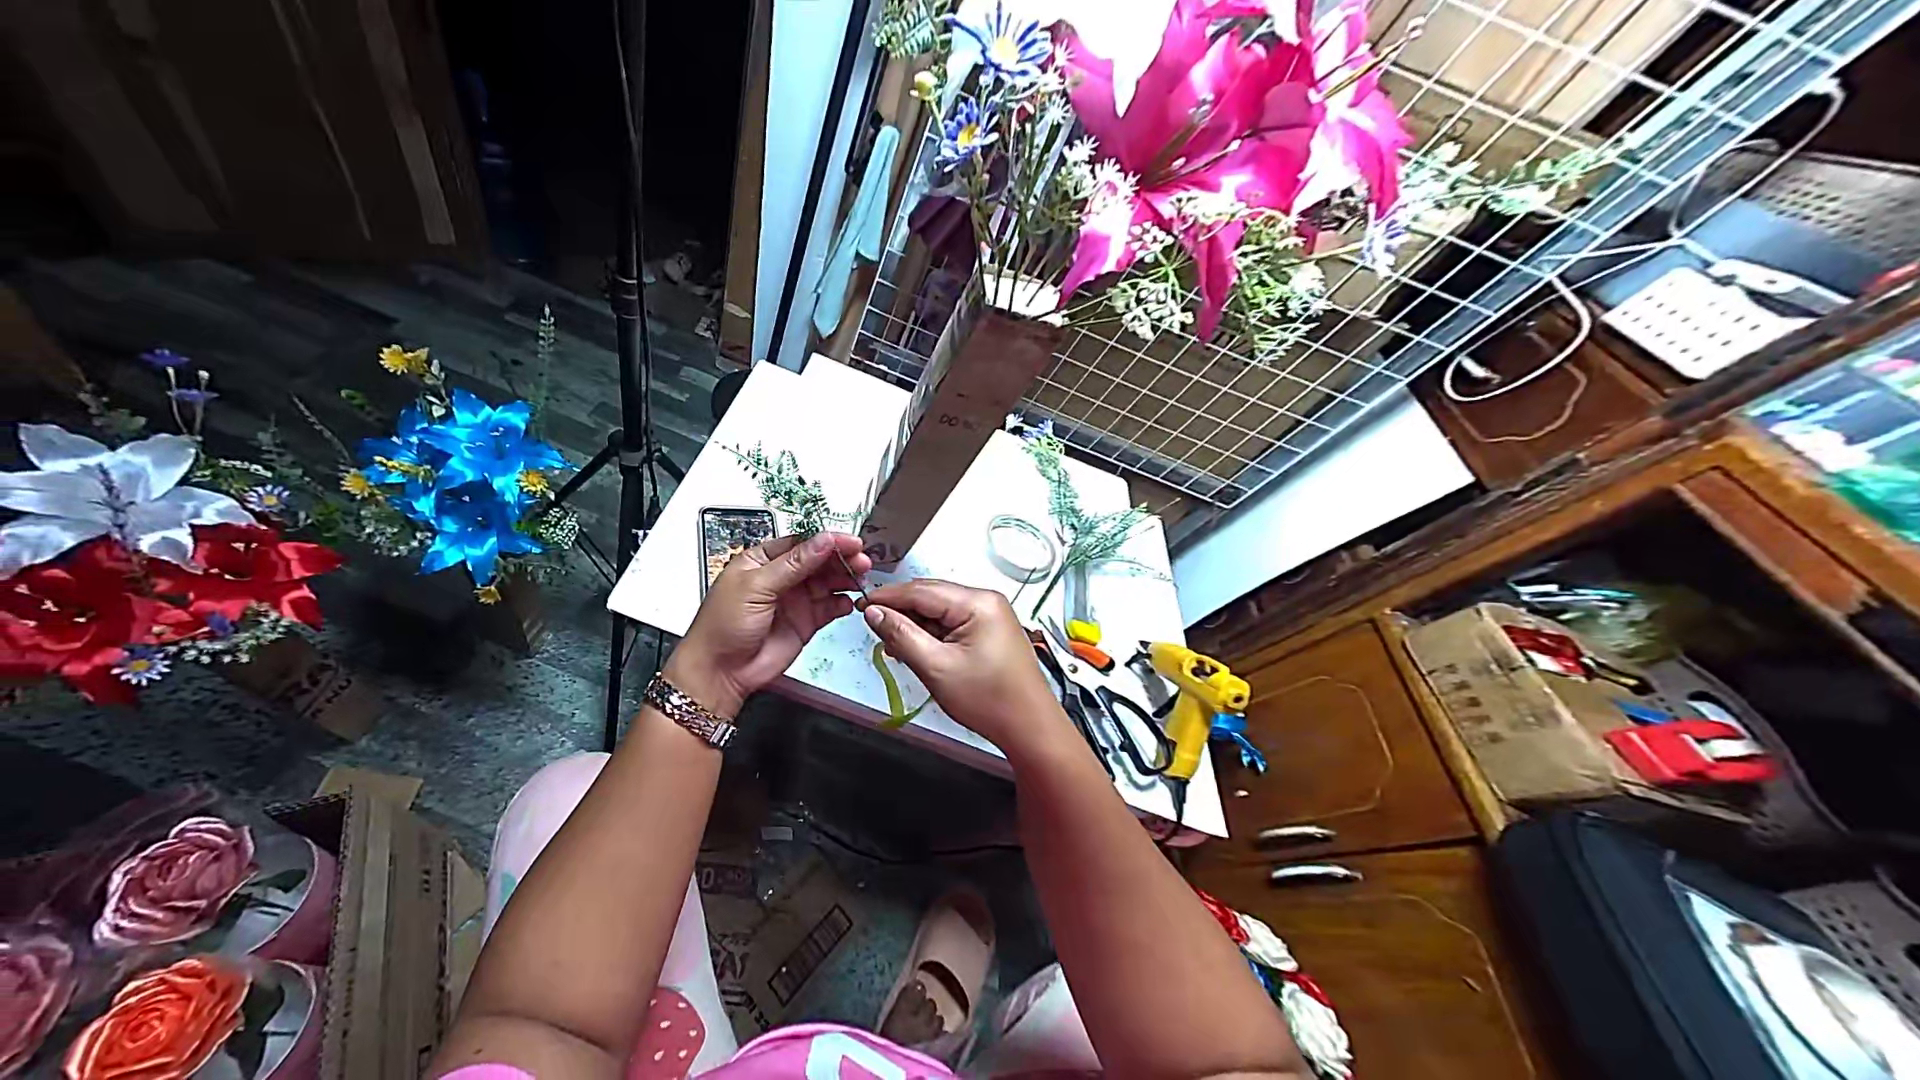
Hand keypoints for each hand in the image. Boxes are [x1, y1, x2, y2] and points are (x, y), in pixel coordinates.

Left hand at [665, 532, 870, 716]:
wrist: (720, 671)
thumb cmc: (722, 625)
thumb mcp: (757, 586)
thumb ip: (794, 564)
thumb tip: (822, 541)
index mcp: (763, 560)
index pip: (802, 543)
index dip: (827, 541)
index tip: (850, 542)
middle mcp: (782, 577)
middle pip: (820, 561)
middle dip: (842, 559)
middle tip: (861, 560)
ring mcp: (796, 600)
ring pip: (828, 582)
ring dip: (846, 578)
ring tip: (860, 578)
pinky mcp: (806, 622)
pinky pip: (831, 607)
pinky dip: (843, 603)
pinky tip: (850, 602)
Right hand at [860, 579, 1069, 760]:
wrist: (1029, 727)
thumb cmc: (991, 700)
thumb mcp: (936, 667)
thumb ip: (902, 635)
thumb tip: (875, 613)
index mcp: (978, 602)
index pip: (921, 590)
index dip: (887, 598)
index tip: (861, 606)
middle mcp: (986, 601)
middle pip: (930, 596)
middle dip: (900, 611)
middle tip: (872, 627)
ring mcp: (990, 616)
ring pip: (940, 611)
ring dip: (915, 625)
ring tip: (893, 644)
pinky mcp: (989, 631)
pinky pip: (952, 623)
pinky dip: (931, 634)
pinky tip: (916, 649)